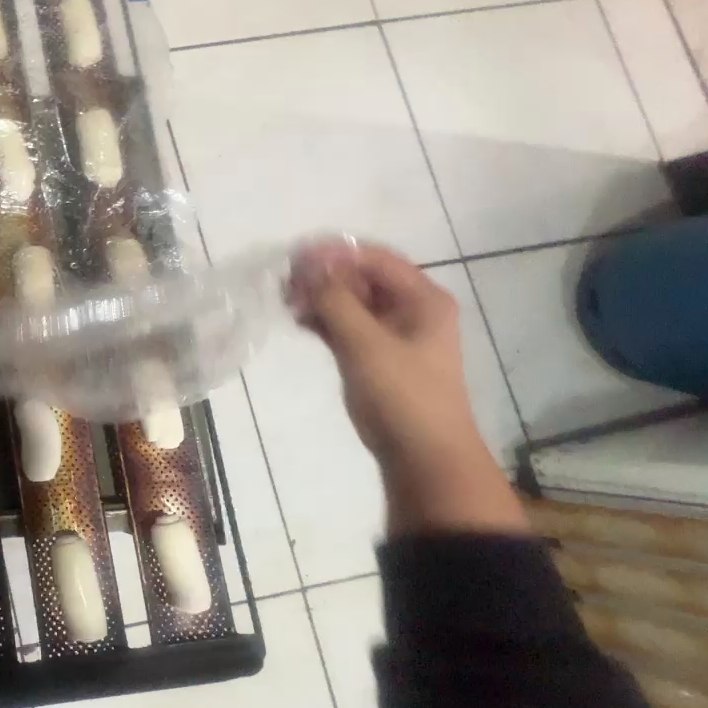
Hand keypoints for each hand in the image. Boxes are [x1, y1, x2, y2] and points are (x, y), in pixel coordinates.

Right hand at [291, 239, 527, 535]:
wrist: (422, 454)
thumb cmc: (402, 394)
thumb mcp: (365, 342)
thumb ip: (335, 299)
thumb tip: (307, 261)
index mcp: (423, 299)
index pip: (375, 258)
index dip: (334, 253)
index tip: (293, 259)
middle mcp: (410, 308)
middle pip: (361, 276)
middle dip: (323, 275)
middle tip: (285, 284)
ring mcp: (391, 332)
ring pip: (349, 299)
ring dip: (319, 295)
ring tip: (286, 302)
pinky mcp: (373, 352)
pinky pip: (345, 321)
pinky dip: (322, 316)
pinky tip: (298, 319)